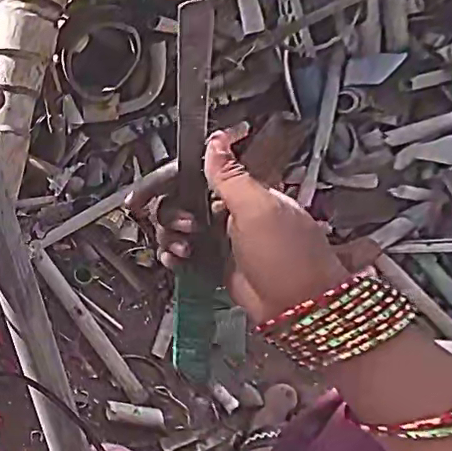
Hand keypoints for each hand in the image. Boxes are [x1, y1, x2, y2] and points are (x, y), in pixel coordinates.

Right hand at [126, 129, 351, 320]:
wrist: (299, 309)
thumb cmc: (291, 257)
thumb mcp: (258, 209)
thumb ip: (230, 176)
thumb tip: (216, 141)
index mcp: (244, 195)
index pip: (199, 178)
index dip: (173, 184)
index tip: (152, 194)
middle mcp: (229, 215)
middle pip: (180, 204)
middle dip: (173, 215)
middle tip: (186, 226)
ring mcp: (221, 242)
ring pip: (176, 230)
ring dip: (172, 237)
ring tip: (185, 248)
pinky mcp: (214, 266)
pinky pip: (181, 255)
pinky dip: (174, 256)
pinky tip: (178, 259)